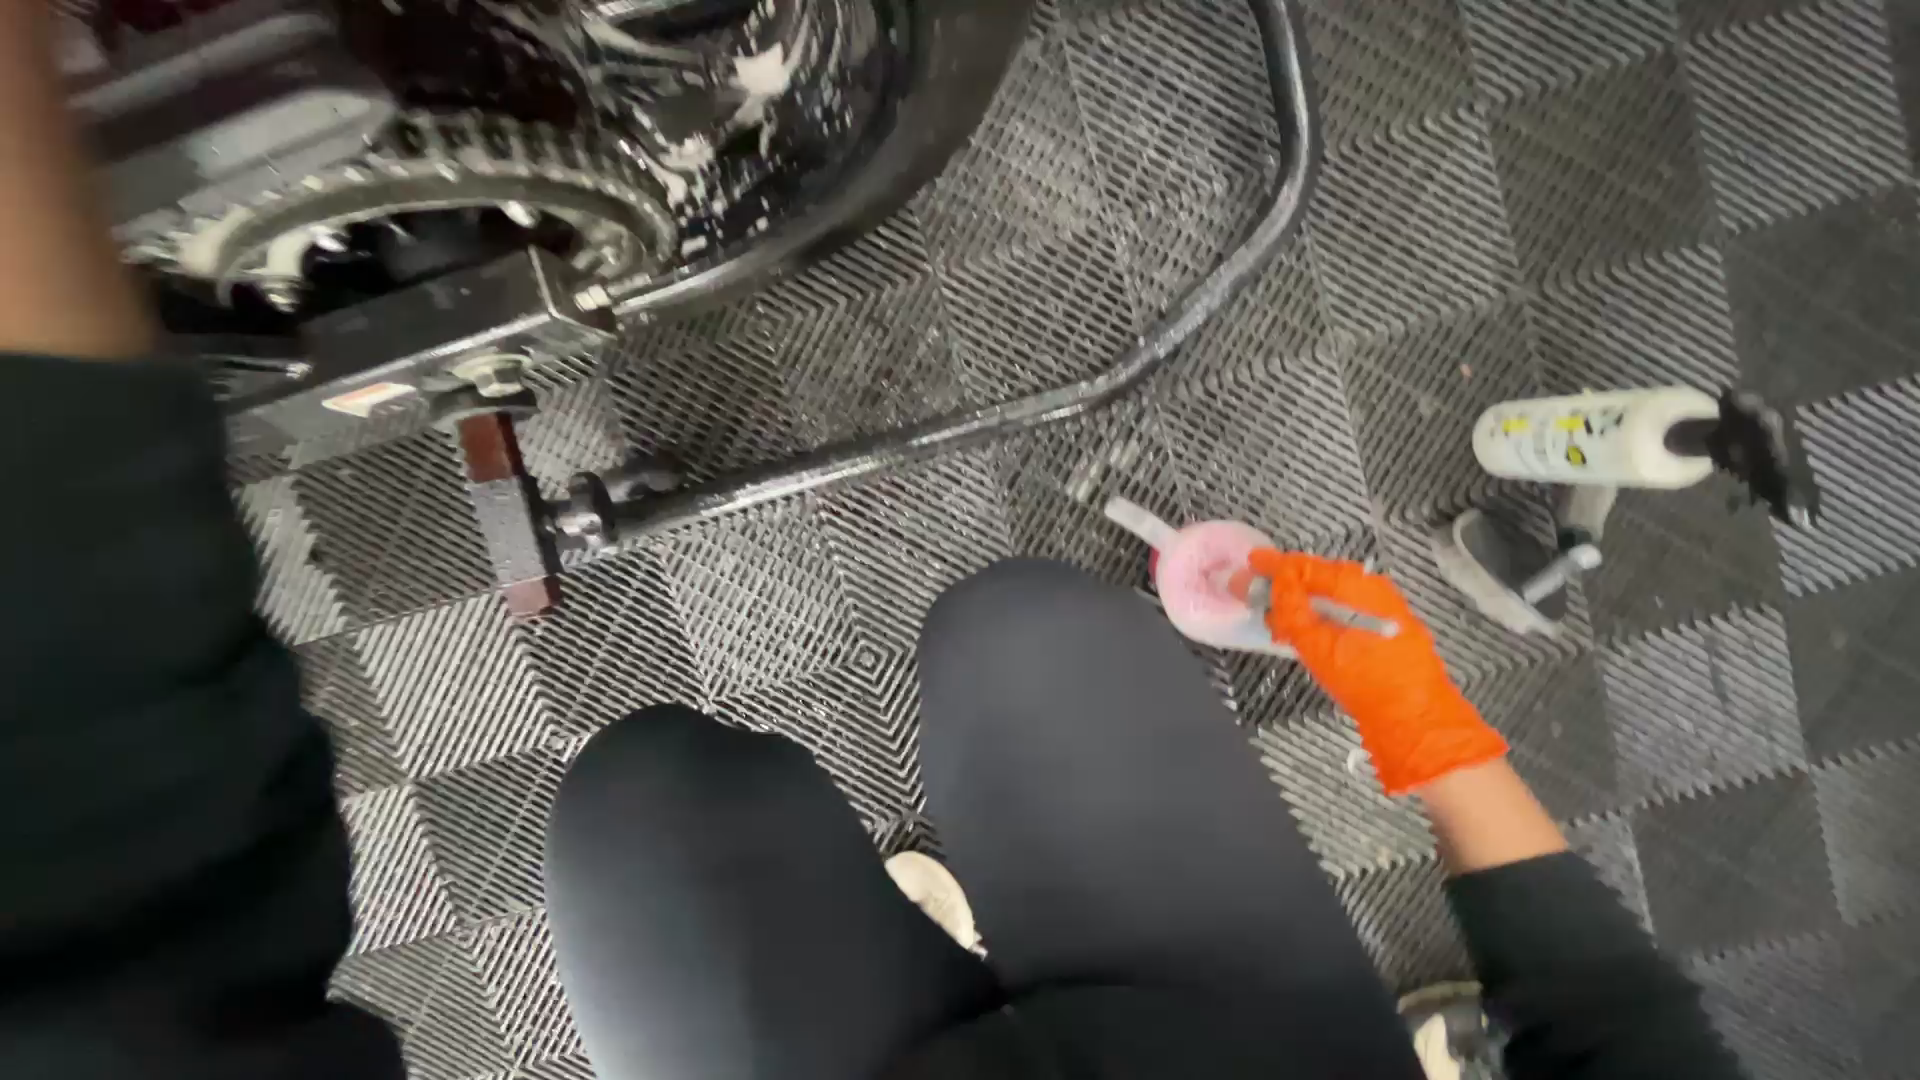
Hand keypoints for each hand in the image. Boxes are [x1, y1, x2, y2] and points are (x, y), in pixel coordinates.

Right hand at [1246, 551, 1505, 795]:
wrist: (1416, 719)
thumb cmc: (1365, 680)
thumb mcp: (1316, 643)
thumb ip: (1289, 608)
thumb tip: (1267, 582)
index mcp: (1354, 585)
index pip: (1303, 565)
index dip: (1272, 564)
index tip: (1250, 563)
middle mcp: (1372, 588)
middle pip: (1319, 574)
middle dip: (1286, 581)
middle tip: (1258, 589)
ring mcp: (1383, 608)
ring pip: (1333, 593)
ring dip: (1303, 600)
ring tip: (1277, 613)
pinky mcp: (1387, 628)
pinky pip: (1346, 608)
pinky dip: (1322, 613)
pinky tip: (1307, 629)